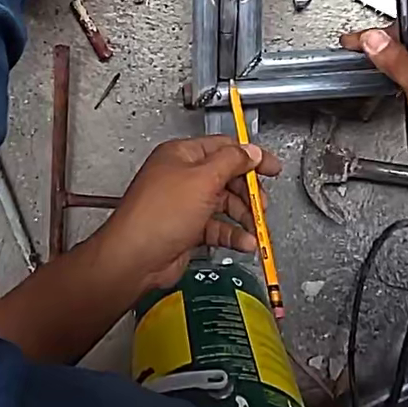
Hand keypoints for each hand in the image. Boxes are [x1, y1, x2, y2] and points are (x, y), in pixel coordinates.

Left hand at [83, 136, 282, 290]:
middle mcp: (182, 177)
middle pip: (227, 177)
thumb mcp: (203, 180)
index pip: (224, 148)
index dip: (251, 157)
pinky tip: (244, 242)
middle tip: (261, 203)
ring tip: (255, 227)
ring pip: (224, 204)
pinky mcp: (187, 229)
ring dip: (244, 216)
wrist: (136, 258)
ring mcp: (184, 204)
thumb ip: (232, 162)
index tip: (271, 168)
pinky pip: (217, 227)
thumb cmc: (158, 215)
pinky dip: (233, 234)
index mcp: (182, 155)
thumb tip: (251, 151)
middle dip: (248, 191)